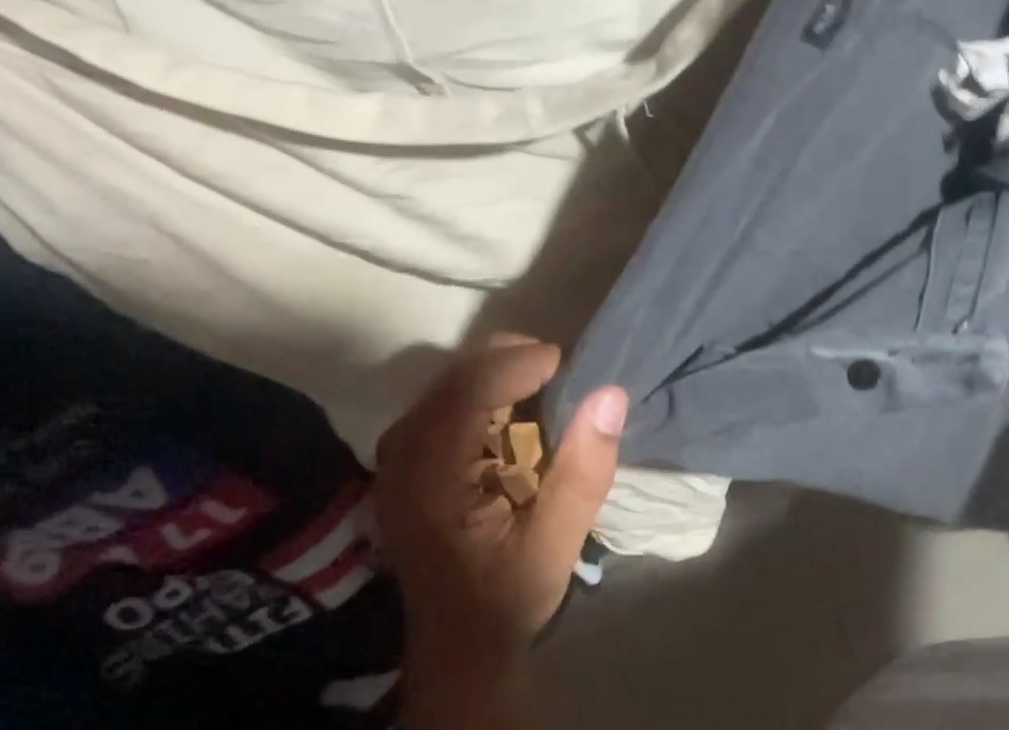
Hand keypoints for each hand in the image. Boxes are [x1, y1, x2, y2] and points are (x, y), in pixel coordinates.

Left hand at [375, 336, 627, 725]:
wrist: (458, 646)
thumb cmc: (505, 597)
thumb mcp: (555, 543)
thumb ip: (582, 471)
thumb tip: (610, 394)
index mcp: (429, 475)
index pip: (471, 387)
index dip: (524, 363)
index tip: (572, 368)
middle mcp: (402, 451)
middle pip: (460, 371)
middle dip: (517, 362)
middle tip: (567, 382)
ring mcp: (399, 451)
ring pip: (455, 377)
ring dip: (504, 375)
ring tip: (549, 398)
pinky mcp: (408, 455)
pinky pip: (449, 397)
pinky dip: (490, 393)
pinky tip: (518, 421)